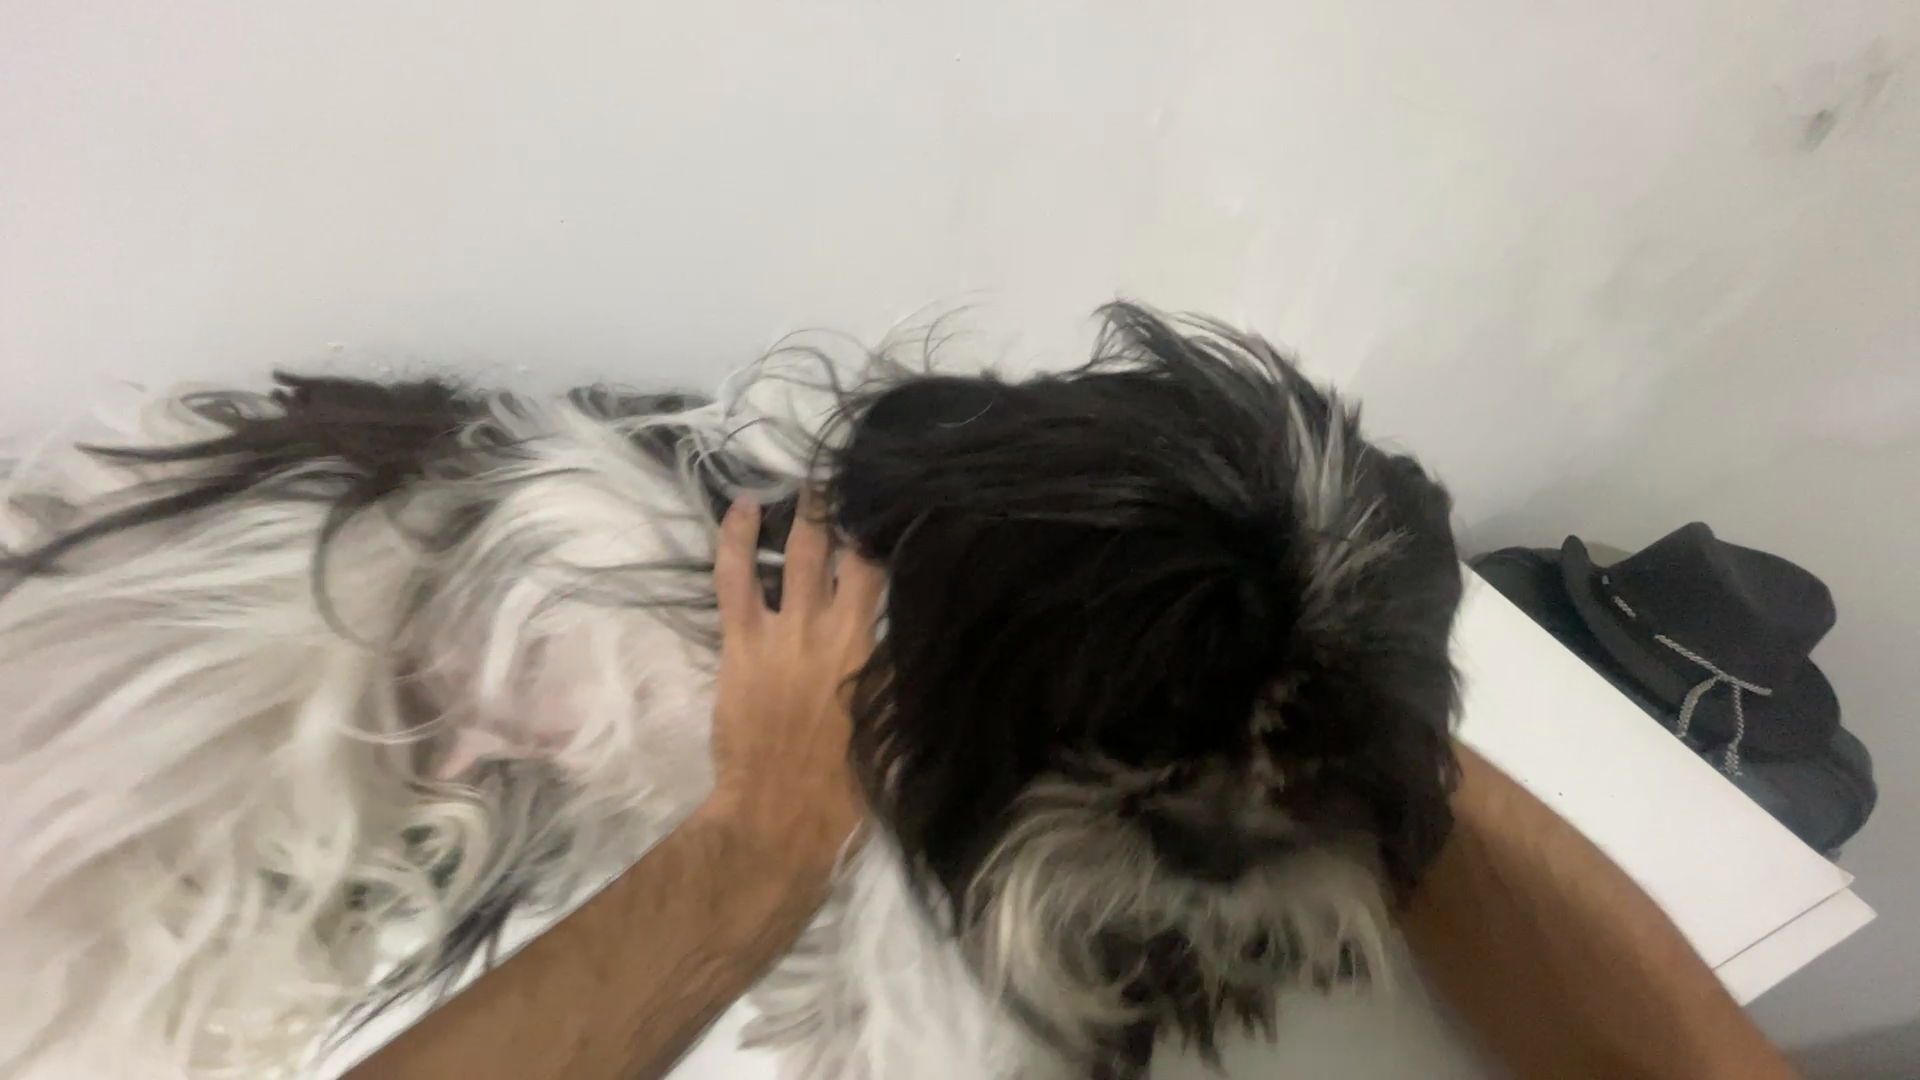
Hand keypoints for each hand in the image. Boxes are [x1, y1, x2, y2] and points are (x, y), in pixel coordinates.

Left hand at [701, 495, 885, 891]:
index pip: (892, 577)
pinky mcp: (743, 640)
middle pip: (852, 552)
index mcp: (876, 651)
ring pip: (799, 553)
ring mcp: (785, 631)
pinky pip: (737, 577)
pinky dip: (738, 538)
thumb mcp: (892, 727)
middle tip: (860, 479)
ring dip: (808, 513)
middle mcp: (836, 630)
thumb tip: (913, 627)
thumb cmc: (845, 785)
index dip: (895, 536)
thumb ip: (900, 673)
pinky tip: (744, 506)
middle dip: (855, 510)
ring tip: (815, 482)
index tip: (901, 509)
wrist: (776, 820)